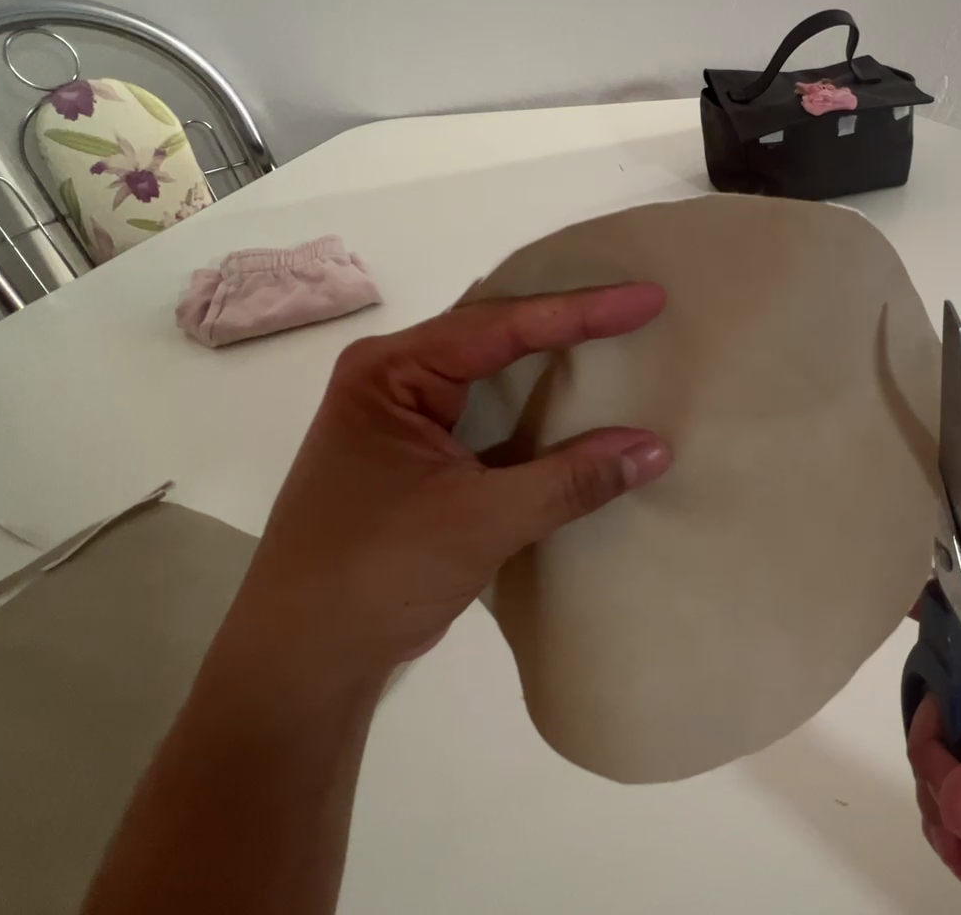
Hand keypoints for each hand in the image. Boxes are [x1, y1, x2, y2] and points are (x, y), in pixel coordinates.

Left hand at [226, 283, 673, 681]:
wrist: (303, 661)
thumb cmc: (377, 573)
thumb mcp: (483, 520)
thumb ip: (571, 479)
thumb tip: (657, 449)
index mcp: (391, 372)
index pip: (502, 326)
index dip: (583, 312)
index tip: (648, 300)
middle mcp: (394, 380)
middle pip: (495, 333)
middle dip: (567, 319)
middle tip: (638, 306)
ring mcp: (404, 419)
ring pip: (492, 372)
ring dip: (551, 360)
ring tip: (617, 338)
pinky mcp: (419, 458)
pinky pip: (489, 413)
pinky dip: (535, 409)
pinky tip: (575, 408)